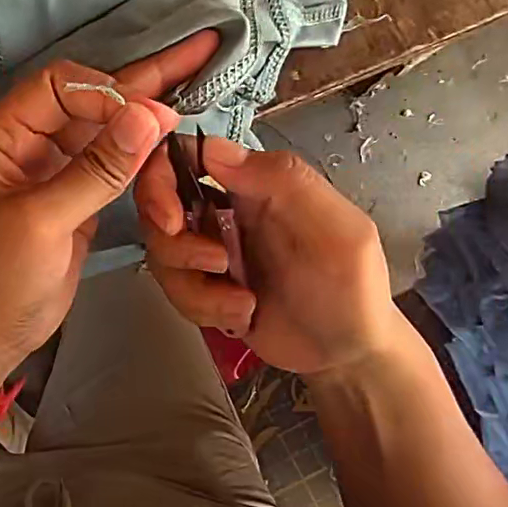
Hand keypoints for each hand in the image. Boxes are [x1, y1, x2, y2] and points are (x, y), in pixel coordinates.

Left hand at [0, 31, 221, 402]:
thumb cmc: (0, 280)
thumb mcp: (43, 223)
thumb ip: (97, 170)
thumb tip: (150, 115)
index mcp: (1, 137)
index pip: (58, 87)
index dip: (106, 93)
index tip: (150, 116)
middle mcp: (28, 142)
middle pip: (91, 100)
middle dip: (144, 82)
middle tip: (202, 48)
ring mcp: (56, 167)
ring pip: (110, 131)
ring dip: (149, 130)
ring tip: (193, 108)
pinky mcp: (78, 193)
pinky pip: (117, 163)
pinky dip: (145, 160)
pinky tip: (173, 147)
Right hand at [134, 136, 401, 376]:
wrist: (344, 356)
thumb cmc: (350, 289)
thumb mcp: (335, 231)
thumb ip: (283, 182)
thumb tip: (214, 149)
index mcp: (253, 183)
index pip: (186, 157)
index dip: (160, 179)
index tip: (171, 220)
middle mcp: (222, 210)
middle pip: (157, 209)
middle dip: (176, 245)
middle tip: (215, 265)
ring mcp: (207, 250)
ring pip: (161, 255)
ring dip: (196, 287)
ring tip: (244, 304)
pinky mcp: (200, 287)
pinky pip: (173, 290)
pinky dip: (204, 309)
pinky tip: (242, 316)